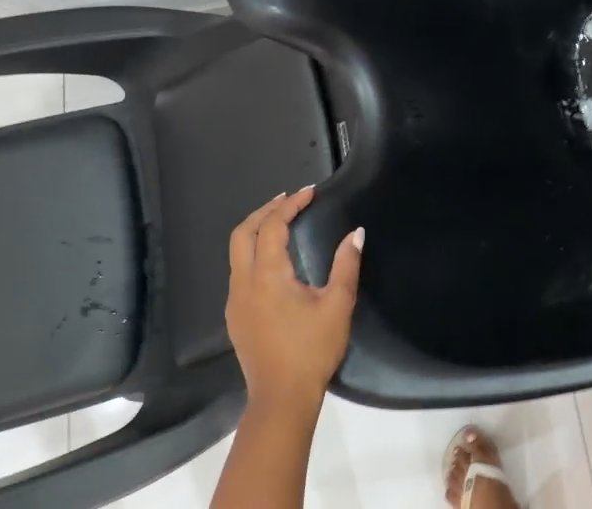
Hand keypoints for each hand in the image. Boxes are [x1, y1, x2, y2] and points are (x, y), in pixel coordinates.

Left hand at [224, 188, 363, 409]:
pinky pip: (239, 271)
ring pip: (237, 253)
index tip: (310, 192)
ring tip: (282, 221)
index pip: (271, 227)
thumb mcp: (338, 305)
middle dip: (264, 211)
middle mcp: (244, 284)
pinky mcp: (237, 317)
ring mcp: (236, 302)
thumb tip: (355, 233)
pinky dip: (254, 252)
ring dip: (257, 230)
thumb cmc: (312, 349)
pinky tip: (275, 258)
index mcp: (267, 277)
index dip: (290, 205)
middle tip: (290, 199)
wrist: (281, 398)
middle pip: (242, 234)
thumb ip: (346, 265)